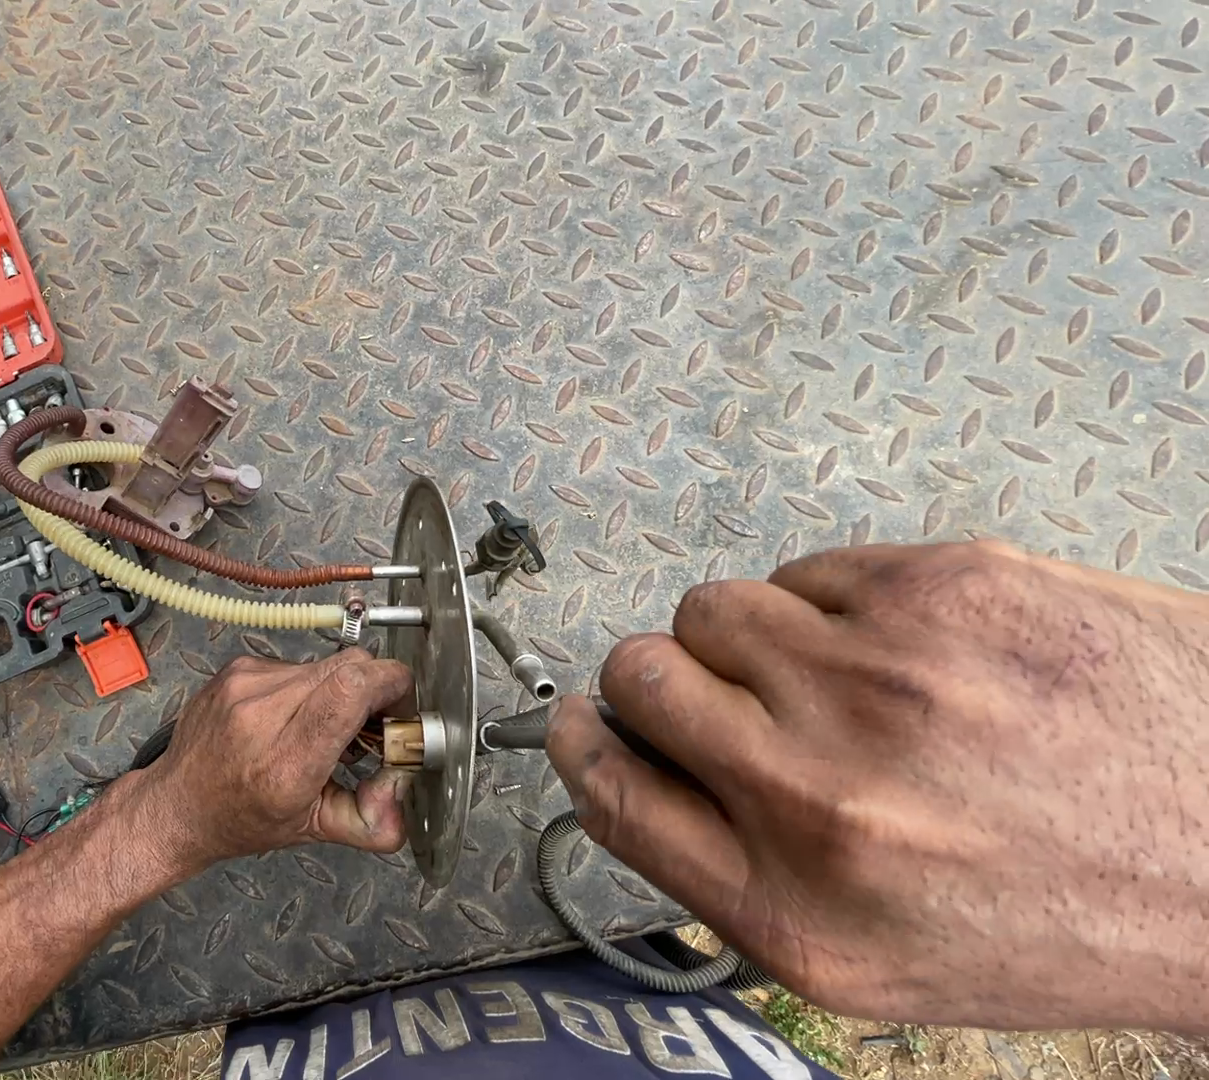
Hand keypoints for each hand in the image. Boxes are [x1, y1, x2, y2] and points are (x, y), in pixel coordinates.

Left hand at [129, 650, 412, 874]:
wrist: (178, 801)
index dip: (390, 687)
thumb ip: (372, 820)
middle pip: (349, 666)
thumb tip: (403, 784)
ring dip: (341, 688)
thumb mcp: (312, 830)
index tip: (398, 709)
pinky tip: (294, 715)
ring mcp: (245, 684)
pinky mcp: (239, 667)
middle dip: (375, 688)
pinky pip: (298, 664)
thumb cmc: (240, 817)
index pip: (350, 689)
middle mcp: (261, 715)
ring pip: (327, 662)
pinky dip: (310, 686)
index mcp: (285, 763)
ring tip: (325, 725)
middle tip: (370, 724)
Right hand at [547, 540, 1208, 1033]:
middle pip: (637, 671)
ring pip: (713, 607)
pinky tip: (916, 650)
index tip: (581, 717)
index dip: (577, 739)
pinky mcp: (945, 589)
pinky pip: (806, 571)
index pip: (606, 789)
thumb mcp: (865, 956)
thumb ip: (713, 864)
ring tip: (845, 677)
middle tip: (734, 696)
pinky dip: (835, 605)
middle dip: (665, 678)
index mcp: (791, 906)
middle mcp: (820, 795)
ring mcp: (879, 678)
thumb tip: (621, 758)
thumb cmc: (1059, 910)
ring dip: (754, 639)